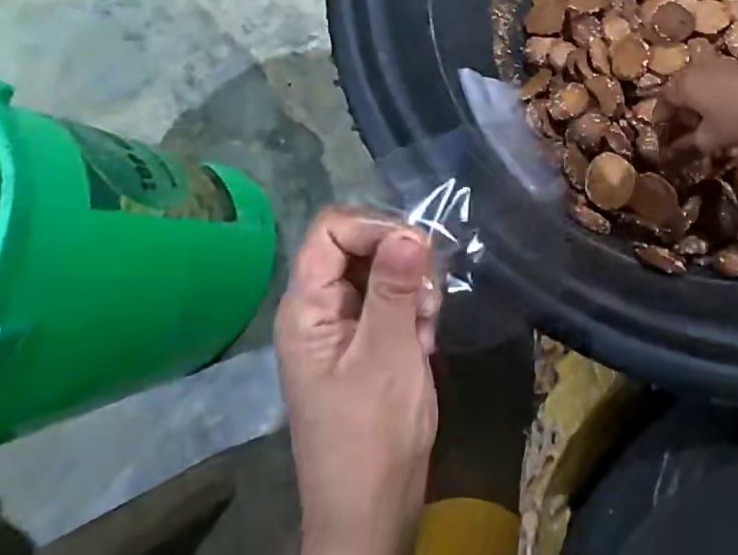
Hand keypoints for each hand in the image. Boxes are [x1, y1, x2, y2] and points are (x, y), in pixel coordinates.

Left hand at [276, 209, 440, 554]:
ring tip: (429, 325)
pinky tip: (427, 340)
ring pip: (381, 270)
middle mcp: (320, 307)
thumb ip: (395, 288)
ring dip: (413, 287)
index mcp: (307, 306)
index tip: (415, 248)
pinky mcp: (367, 340)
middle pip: (358, 245)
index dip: (373, 226)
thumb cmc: (372, 434)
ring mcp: (344, 324)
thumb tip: (410, 229)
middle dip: (400, 259)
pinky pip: (391, 299)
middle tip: (429, 295)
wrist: (373, 511)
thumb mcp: (388, 355)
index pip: (331, 230)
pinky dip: (415, 309)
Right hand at [663, 61, 737, 154]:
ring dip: (697, 107)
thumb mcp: (713, 137)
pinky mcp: (737, 69)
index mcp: (682, 84)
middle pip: (679, 92)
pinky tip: (724, 117)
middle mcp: (695, 70)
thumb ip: (691, 144)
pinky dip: (713, 101)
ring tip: (704, 128)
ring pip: (698, 88)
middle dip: (679, 114)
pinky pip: (714, 85)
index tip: (662, 136)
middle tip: (681, 134)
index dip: (661, 120)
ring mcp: (717, 66)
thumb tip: (678, 150)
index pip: (662, 101)